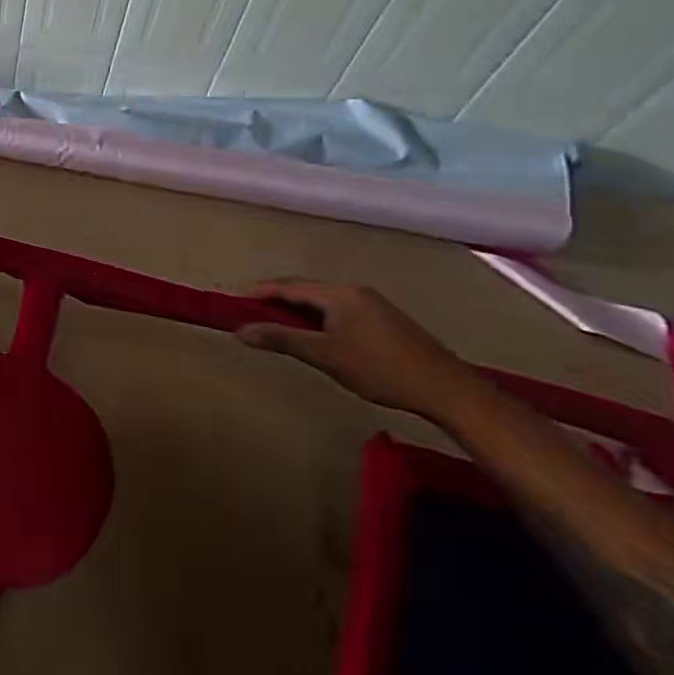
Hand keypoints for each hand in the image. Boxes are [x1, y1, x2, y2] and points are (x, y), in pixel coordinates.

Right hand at [233, 278, 483, 418]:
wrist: (445, 388)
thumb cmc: (380, 369)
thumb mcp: (324, 355)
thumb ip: (281, 340)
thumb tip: (240, 331)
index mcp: (339, 293)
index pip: (287, 286)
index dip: (256, 292)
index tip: (229, 299)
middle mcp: (354, 290)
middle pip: (303, 289)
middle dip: (271, 299)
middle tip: (243, 312)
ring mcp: (370, 304)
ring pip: (320, 301)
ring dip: (292, 310)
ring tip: (268, 324)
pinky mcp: (380, 320)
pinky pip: (335, 310)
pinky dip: (312, 318)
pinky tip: (307, 334)